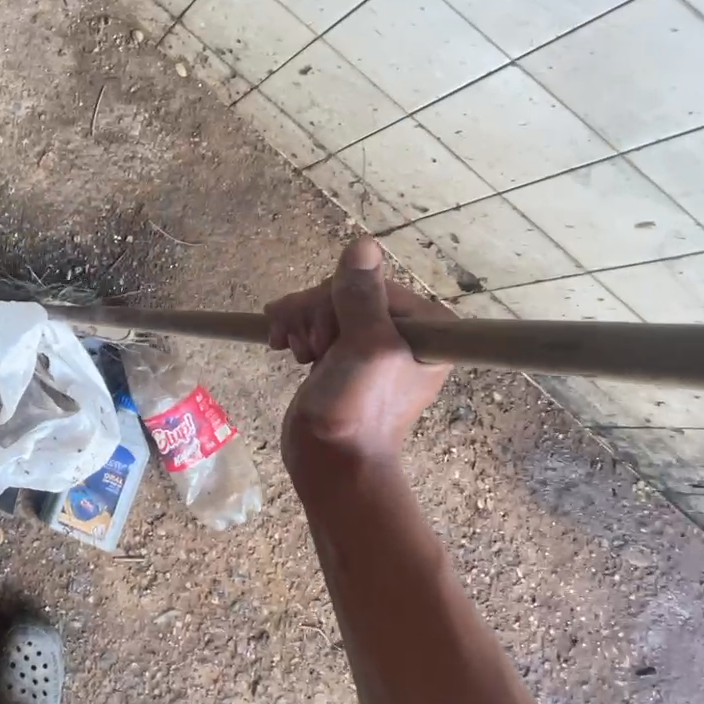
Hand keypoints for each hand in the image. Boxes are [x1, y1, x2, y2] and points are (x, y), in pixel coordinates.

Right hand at [263, 237, 454, 474]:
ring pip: (320, 306)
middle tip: (307, 350)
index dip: (337, 302)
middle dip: (313, 315)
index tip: (327, 337)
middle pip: (341, 293)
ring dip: (297, 323)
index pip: (370, 284)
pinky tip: (278, 345)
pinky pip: (310, 323)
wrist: (330, 460)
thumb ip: (361, 296)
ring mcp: (366, 344)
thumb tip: (362, 243)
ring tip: (290, 351)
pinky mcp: (337, 356)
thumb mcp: (365, 347)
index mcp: (425, 326)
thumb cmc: (357, 408)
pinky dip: (290, 329)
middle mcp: (400, 331)